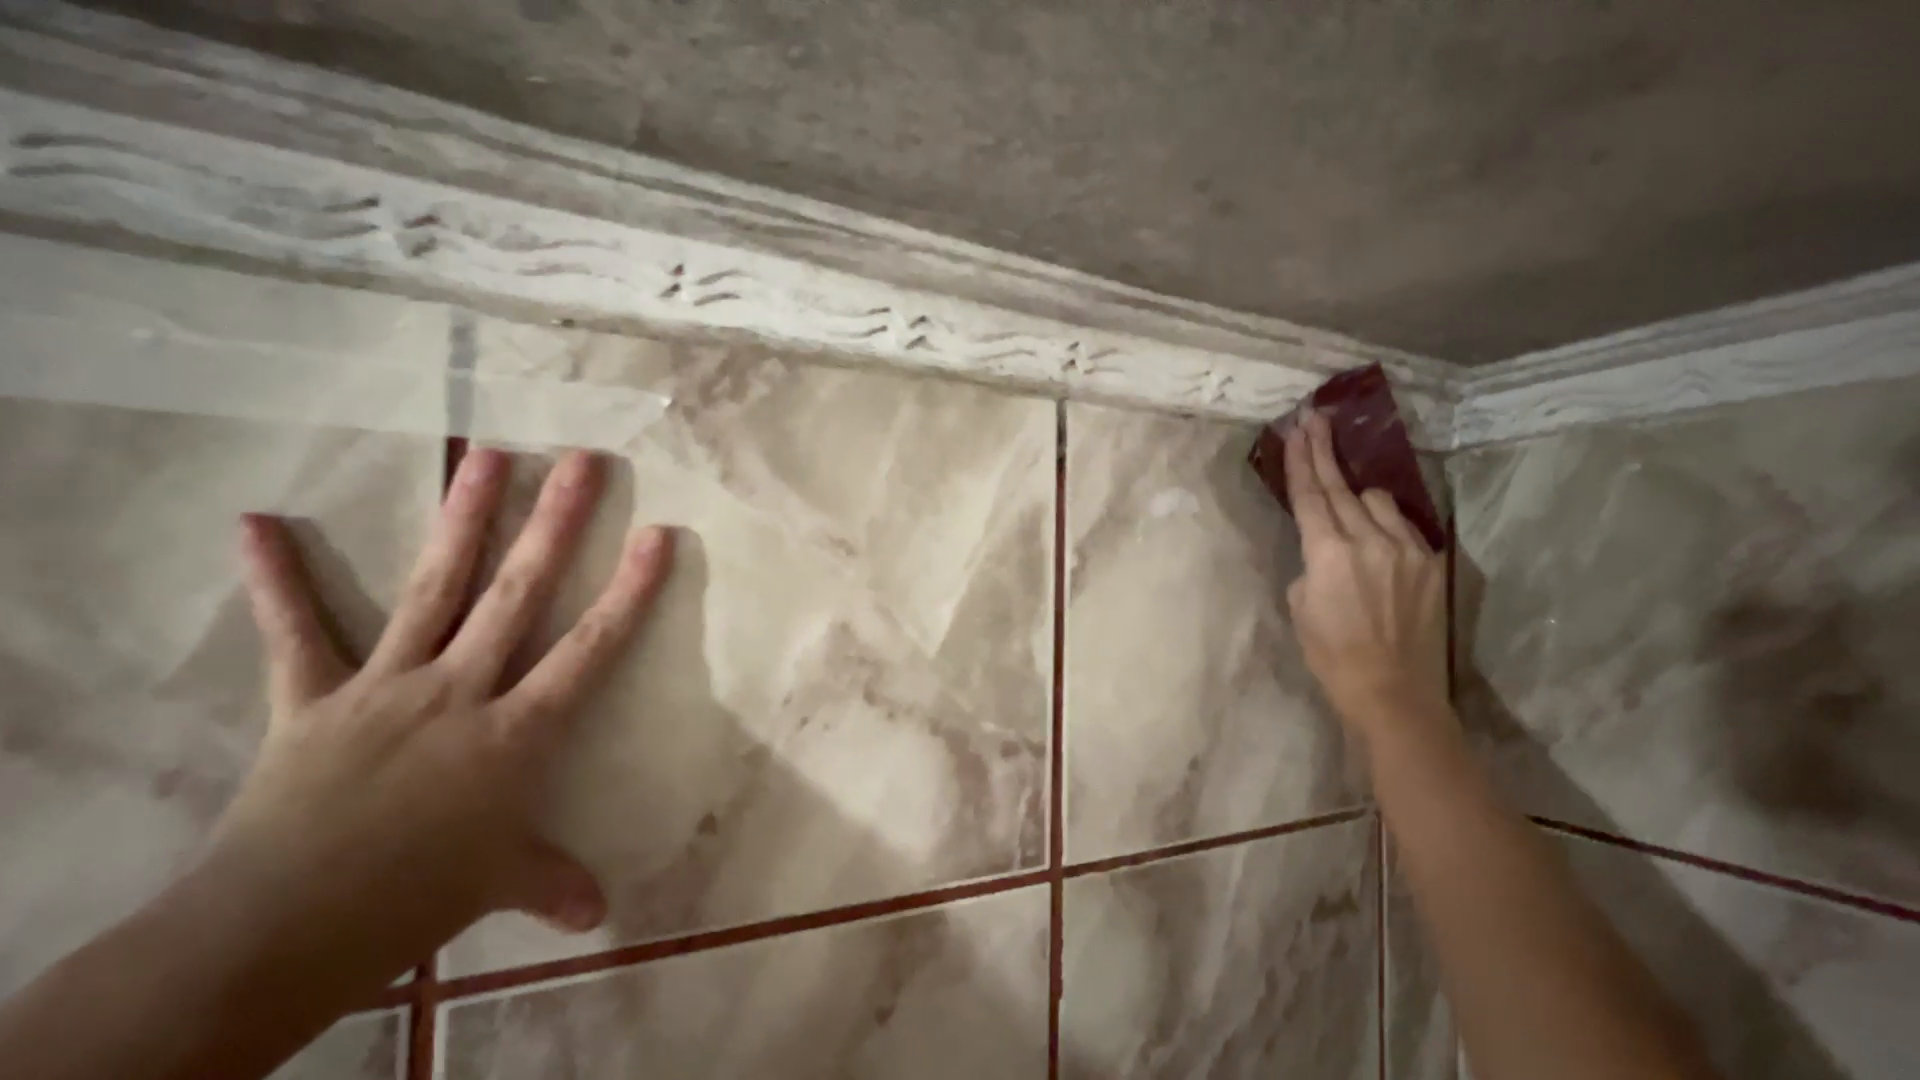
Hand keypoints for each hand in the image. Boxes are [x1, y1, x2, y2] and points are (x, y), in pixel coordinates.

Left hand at [207, 448, 672, 984]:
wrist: (285, 927)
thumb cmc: (415, 899)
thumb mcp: (500, 884)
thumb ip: (554, 883)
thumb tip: (600, 916)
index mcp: (515, 732)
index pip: (589, 649)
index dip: (629, 591)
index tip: (657, 535)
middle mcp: (459, 690)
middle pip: (516, 594)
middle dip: (555, 524)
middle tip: (580, 460)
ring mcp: (385, 684)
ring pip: (434, 587)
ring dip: (462, 518)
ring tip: (486, 453)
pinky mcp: (314, 696)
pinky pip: (297, 632)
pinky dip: (279, 579)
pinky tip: (256, 523)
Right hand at [1283, 411, 1448, 739]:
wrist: (1393, 692)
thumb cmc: (1331, 656)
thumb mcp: (1300, 608)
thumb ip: (1310, 565)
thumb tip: (1324, 549)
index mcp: (1328, 553)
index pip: (1310, 495)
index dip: (1300, 460)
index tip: (1297, 428)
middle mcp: (1369, 541)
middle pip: (1341, 487)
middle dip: (1324, 454)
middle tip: (1315, 420)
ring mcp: (1407, 549)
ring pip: (1377, 502)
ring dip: (1358, 497)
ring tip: (1347, 508)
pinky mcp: (1432, 563)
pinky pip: (1403, 527)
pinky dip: (1385, 524)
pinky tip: (1377, 539)